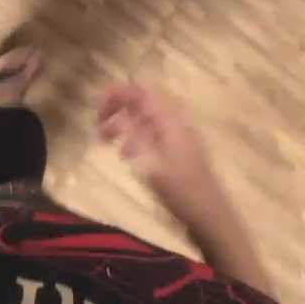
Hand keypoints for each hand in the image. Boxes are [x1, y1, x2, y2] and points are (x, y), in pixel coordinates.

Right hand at [97, 82, 218, 210]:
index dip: (116, 92)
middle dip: (117, 107)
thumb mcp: (151, 161)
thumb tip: (115, 106)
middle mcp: (174, 117)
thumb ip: (132, 131)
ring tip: (104, 140)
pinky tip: (126, 154)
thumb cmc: (180, 189)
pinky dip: (135, 135)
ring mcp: (178, 131)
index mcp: (169, 117)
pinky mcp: (178, 145)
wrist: (210, 213)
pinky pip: (152, 130)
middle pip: (141, 100)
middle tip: (97, 123)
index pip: (140, 90)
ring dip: (124, 122)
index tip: (94, 103)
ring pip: (145, 116)